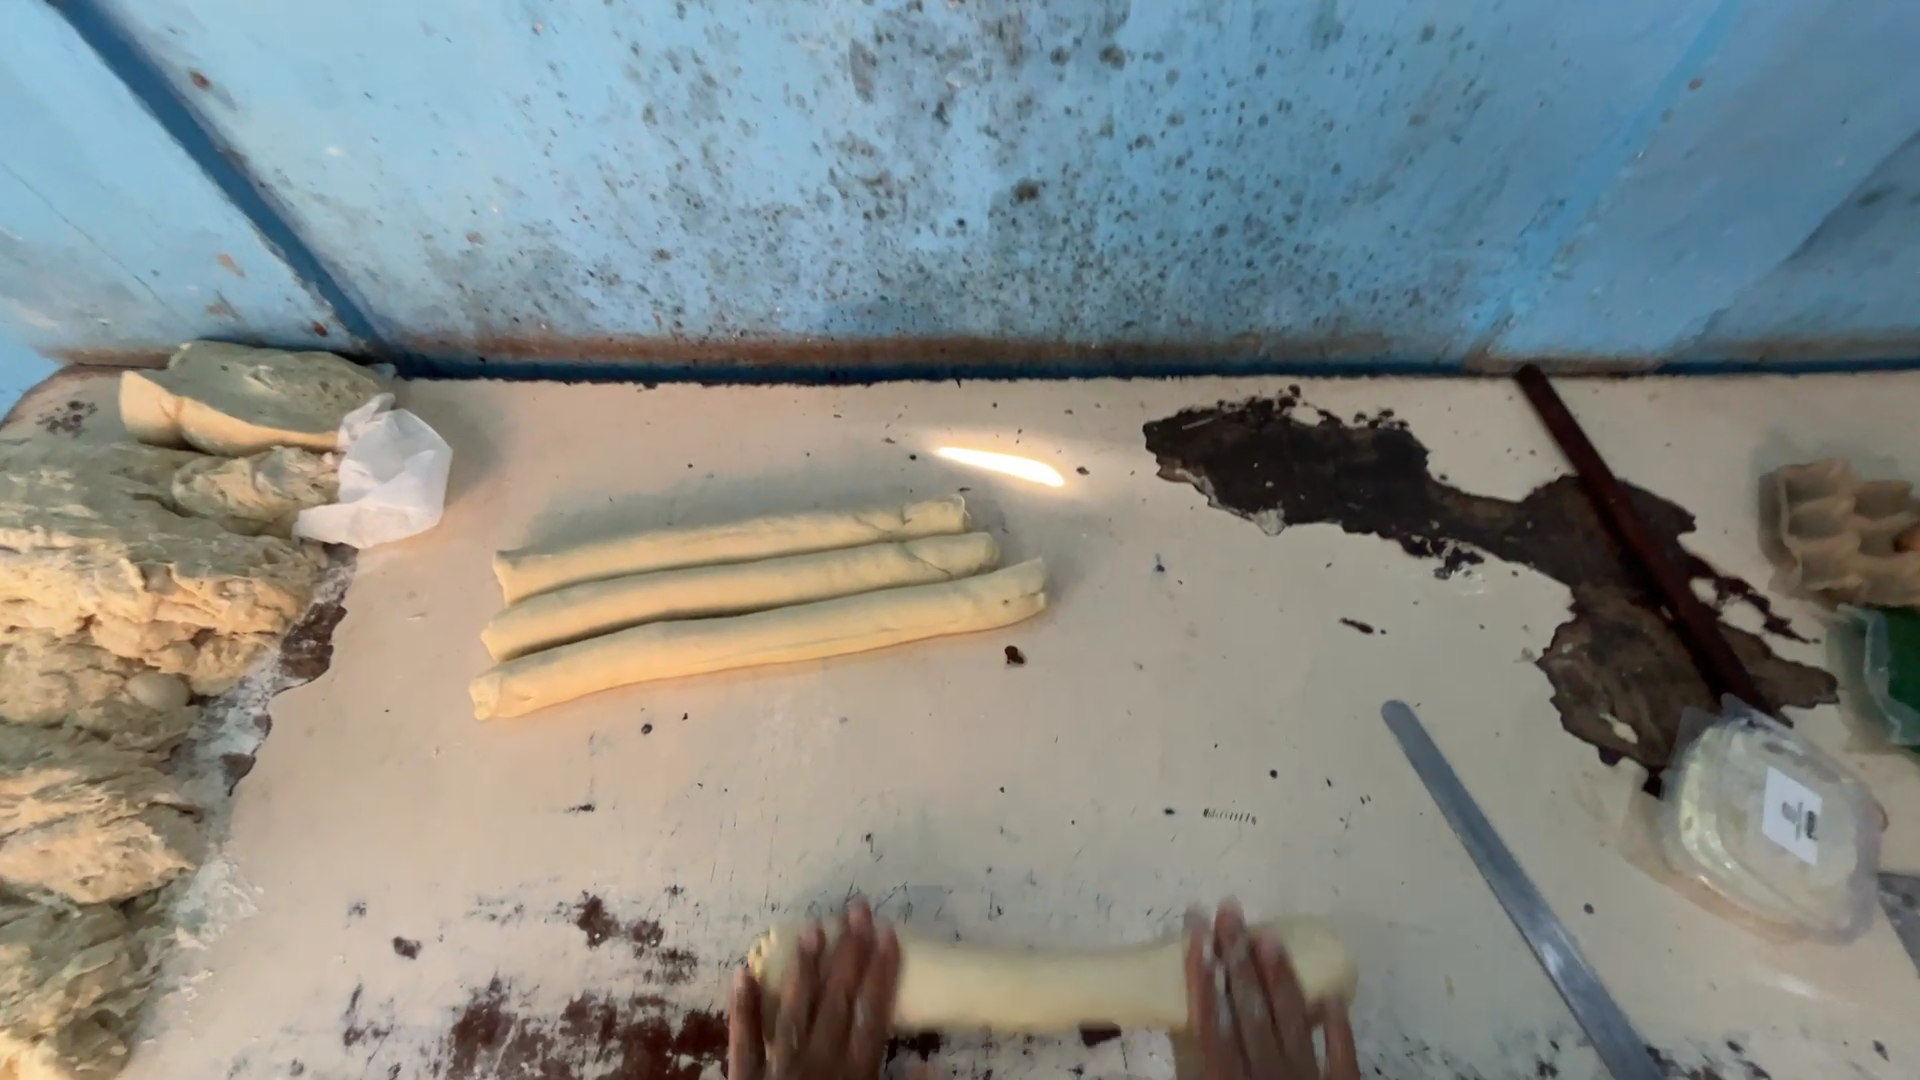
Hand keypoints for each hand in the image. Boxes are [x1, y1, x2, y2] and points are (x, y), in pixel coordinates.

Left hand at [730, 896, 901, 1079]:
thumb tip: (931, 1060)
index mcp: (853, 1072)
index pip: (872, 1012)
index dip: (882, 970)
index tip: (887, 929)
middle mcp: (817, 1060)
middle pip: (836, 998)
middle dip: (849, 950)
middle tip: (857, 908)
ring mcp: (778, 1067)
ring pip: (794, 1009)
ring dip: (805, 966)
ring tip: (813, 924)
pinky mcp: (745, 1077)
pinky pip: (744, 1040)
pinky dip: (744, 1006)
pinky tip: (743, 971)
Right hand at [1185, 900, 1358, 1079]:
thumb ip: (1191, 1065)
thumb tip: (1172, 1022)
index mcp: (1226, 1077)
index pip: (1210, 1018)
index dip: (1200, 970)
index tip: (1196, 926)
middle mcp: (1265, 1073)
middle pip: (1249, 1009)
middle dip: (1237, 956)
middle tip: (1229, 911)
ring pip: (1292, 1024)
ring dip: (1280, 978)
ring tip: (1270, 936)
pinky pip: (1341, 1061)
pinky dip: (1339, 1031)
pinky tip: (1333, 998)